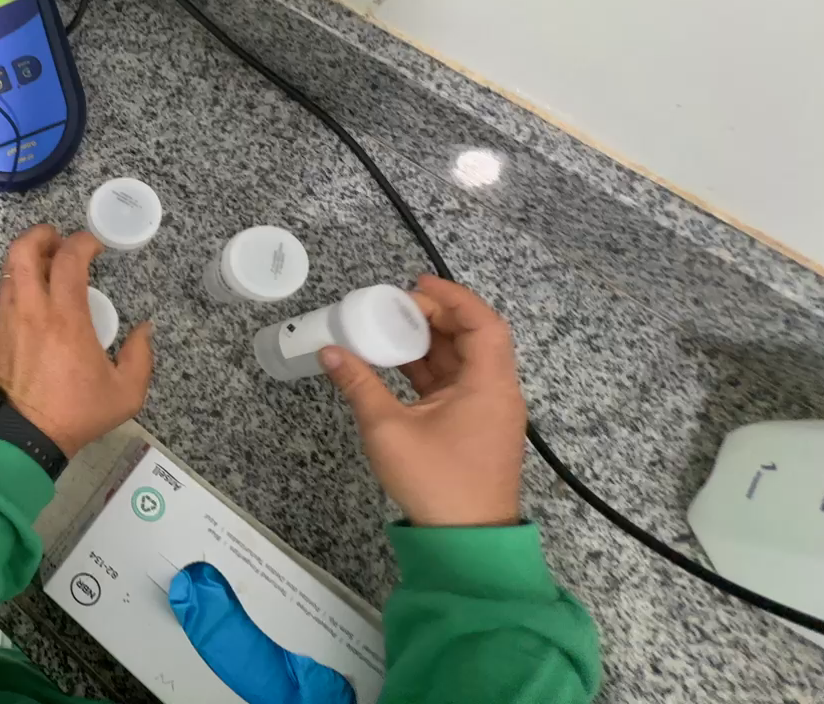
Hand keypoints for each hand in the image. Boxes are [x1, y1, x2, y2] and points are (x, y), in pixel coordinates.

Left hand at [0, 225, 154, 456]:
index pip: (69, 259)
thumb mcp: (125, 393)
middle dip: (41, 234)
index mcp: (65, 317)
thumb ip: (141, 356)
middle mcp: (31, 308)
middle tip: (59, 240)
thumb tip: (145, 328)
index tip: (94, 245)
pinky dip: (16, 282)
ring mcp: (6, 317)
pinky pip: (1, 292)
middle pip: (23, 250)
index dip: (82, 242)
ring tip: (45, 264)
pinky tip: (31, 296)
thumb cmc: (74, 412)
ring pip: (8, 268)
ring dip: (26, 257)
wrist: (20, 436)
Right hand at [321, 275, 527, 527]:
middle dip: (433, 314)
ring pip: (461, 358)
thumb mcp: (387, 428)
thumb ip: (358, 384)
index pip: (484, 326)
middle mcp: (495, 393)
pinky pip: (451, 379)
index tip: (416, 282)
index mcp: (489, 388)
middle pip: (473, 337)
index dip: (454, 298)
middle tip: (391, 304)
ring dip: (427, 338)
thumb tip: (328, 351)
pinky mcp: (470, 424)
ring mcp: (484, 410)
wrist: (464, 541)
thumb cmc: (434, 479)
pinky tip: (392, 357)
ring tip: (386, 323)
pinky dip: (424, 363)